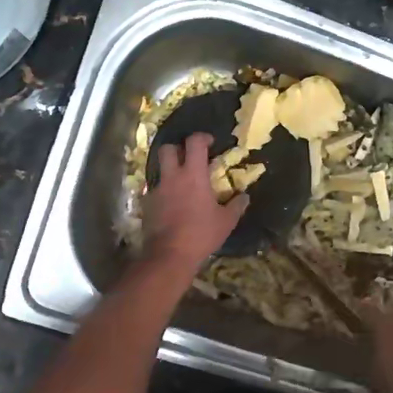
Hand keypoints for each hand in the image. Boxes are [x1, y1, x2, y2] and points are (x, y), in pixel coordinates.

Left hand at [144, 132, 247, 273]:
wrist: (170, 254)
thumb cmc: (201, 234)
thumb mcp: (226, 221)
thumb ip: (236, 205)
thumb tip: (245, 197)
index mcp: (193, 175)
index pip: (194, 142)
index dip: (202, 137)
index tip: (210, 142)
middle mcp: (172, 177)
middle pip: (168, 148)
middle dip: (178, 148)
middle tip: (189, 158)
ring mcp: (157, 190)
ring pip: (160, 169)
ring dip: (170, 170)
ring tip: (181, 183)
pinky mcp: (148, 204)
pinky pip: (156, 190)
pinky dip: (164, 191)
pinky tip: (172, 204)